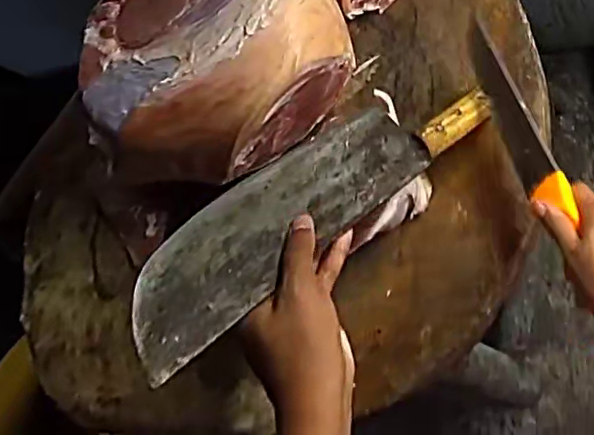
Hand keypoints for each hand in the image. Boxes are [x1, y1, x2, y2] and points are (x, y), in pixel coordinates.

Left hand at [240, 215, 354, 434]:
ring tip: (332, 213)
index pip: (253, 263)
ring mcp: (289, 312)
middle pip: (279, 265)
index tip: (278, 206)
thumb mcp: (300, 292)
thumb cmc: (302, 343)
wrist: (321, 389)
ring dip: (318, 246)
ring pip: (303, 271)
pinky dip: (330, 262)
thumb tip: (300, 220)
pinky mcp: (311, 316)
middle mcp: (264, 307)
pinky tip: (345, 240)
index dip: (267, 235)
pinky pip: (318, 281)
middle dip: (296, 238)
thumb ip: (299, 255)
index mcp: (249, 306)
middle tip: (306, 203)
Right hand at [532, 182, 593, 342]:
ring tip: (584, 276)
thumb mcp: (572, 254)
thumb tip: (540, 203)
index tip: (550, 219)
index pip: (576, 189)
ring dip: (585, 248)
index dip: (560, 201)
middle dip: (573, 232)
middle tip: (568, 258)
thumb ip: (557, 225)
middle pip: (586, 212)